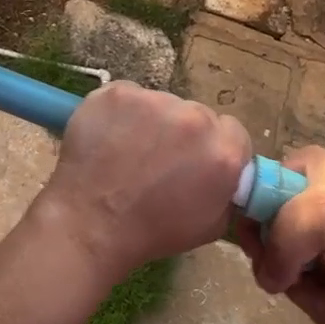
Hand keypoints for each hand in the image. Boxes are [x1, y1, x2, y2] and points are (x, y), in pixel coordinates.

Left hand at [33, 82, 251, 280]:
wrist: (91, 223)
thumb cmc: (153, 231)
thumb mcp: (212, 225)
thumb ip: (228, 190)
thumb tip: (229, 173)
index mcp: (222, 152)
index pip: (233, 132)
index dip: (215, 147)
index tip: (197, 161)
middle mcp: (194, 119)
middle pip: (197, 114)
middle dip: (183, 133)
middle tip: (160, 159)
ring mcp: (154, 100)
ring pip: (161, 104)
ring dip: (152, 121)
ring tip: (129, 151)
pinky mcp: (119, 92)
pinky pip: (129, 97)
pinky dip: (122, 113)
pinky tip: (110, 138)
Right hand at [235, 145, 324, 323]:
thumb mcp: (318, 214)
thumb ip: (277, 237)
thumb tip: (268, 278)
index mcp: (307, 169)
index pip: (255, 188)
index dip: (253, 220)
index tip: (262, 246)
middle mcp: (312, 201)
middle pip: (266, 239)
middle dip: (286, 268)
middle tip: (302, 276)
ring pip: (286, 275)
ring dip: (313, 295)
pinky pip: (310, 298)